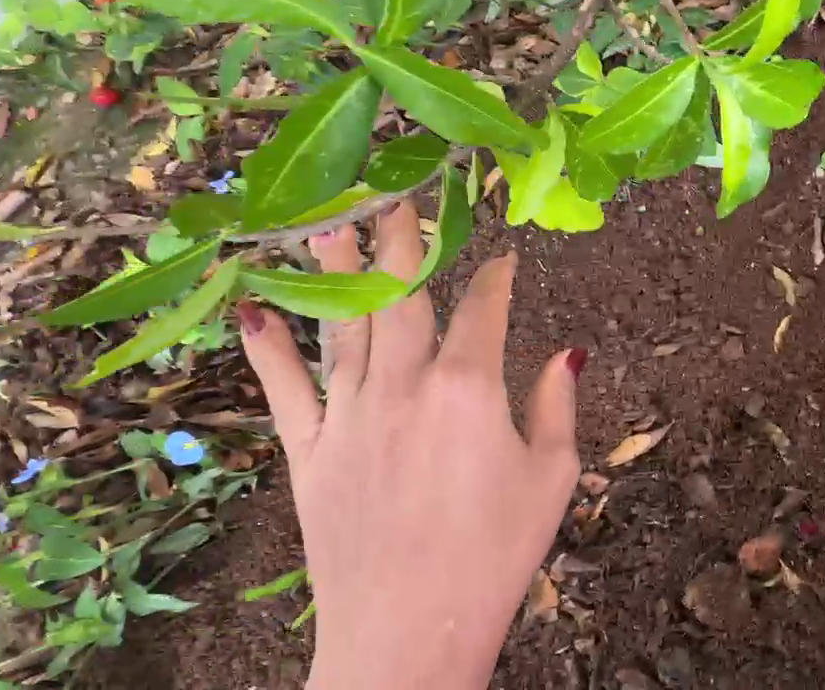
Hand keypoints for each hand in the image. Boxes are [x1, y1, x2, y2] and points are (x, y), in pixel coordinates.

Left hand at [238, 201, 583, 689]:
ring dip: (336, 271)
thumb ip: (557, 404)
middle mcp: (406, 387)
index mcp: (472, 387)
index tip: (505, 254)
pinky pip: (285, 391)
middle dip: (403, 240)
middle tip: (395, 192)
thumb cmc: (498, 550)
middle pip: (403, 297)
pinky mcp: (309, 455)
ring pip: (342, 327)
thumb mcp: (554, 473)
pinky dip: (269, 350)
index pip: (485, 307)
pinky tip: (257, 311)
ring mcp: (349, 418)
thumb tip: (566, 353)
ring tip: (326, 222)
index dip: (497, 275)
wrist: (409, 632)